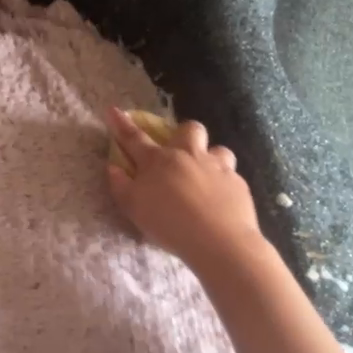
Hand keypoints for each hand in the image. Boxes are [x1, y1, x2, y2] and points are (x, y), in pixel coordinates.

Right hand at [105, 107, 263, 272]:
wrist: (219, 242)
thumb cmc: (169, 224)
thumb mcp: (134, 208)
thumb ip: (120, 186)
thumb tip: (113, 167)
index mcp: (158, 160)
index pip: (134, 137)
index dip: (122, 123)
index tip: (113, 110)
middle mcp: (188, 156)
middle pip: (189, 129)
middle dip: (184, 133)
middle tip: (181, 151)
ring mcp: (217, 168)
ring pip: (219, 149)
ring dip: (212, 157)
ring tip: (208, 175)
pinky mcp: (239, 185)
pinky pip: (233, 176)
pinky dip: (226, 183)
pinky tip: (222, 200)